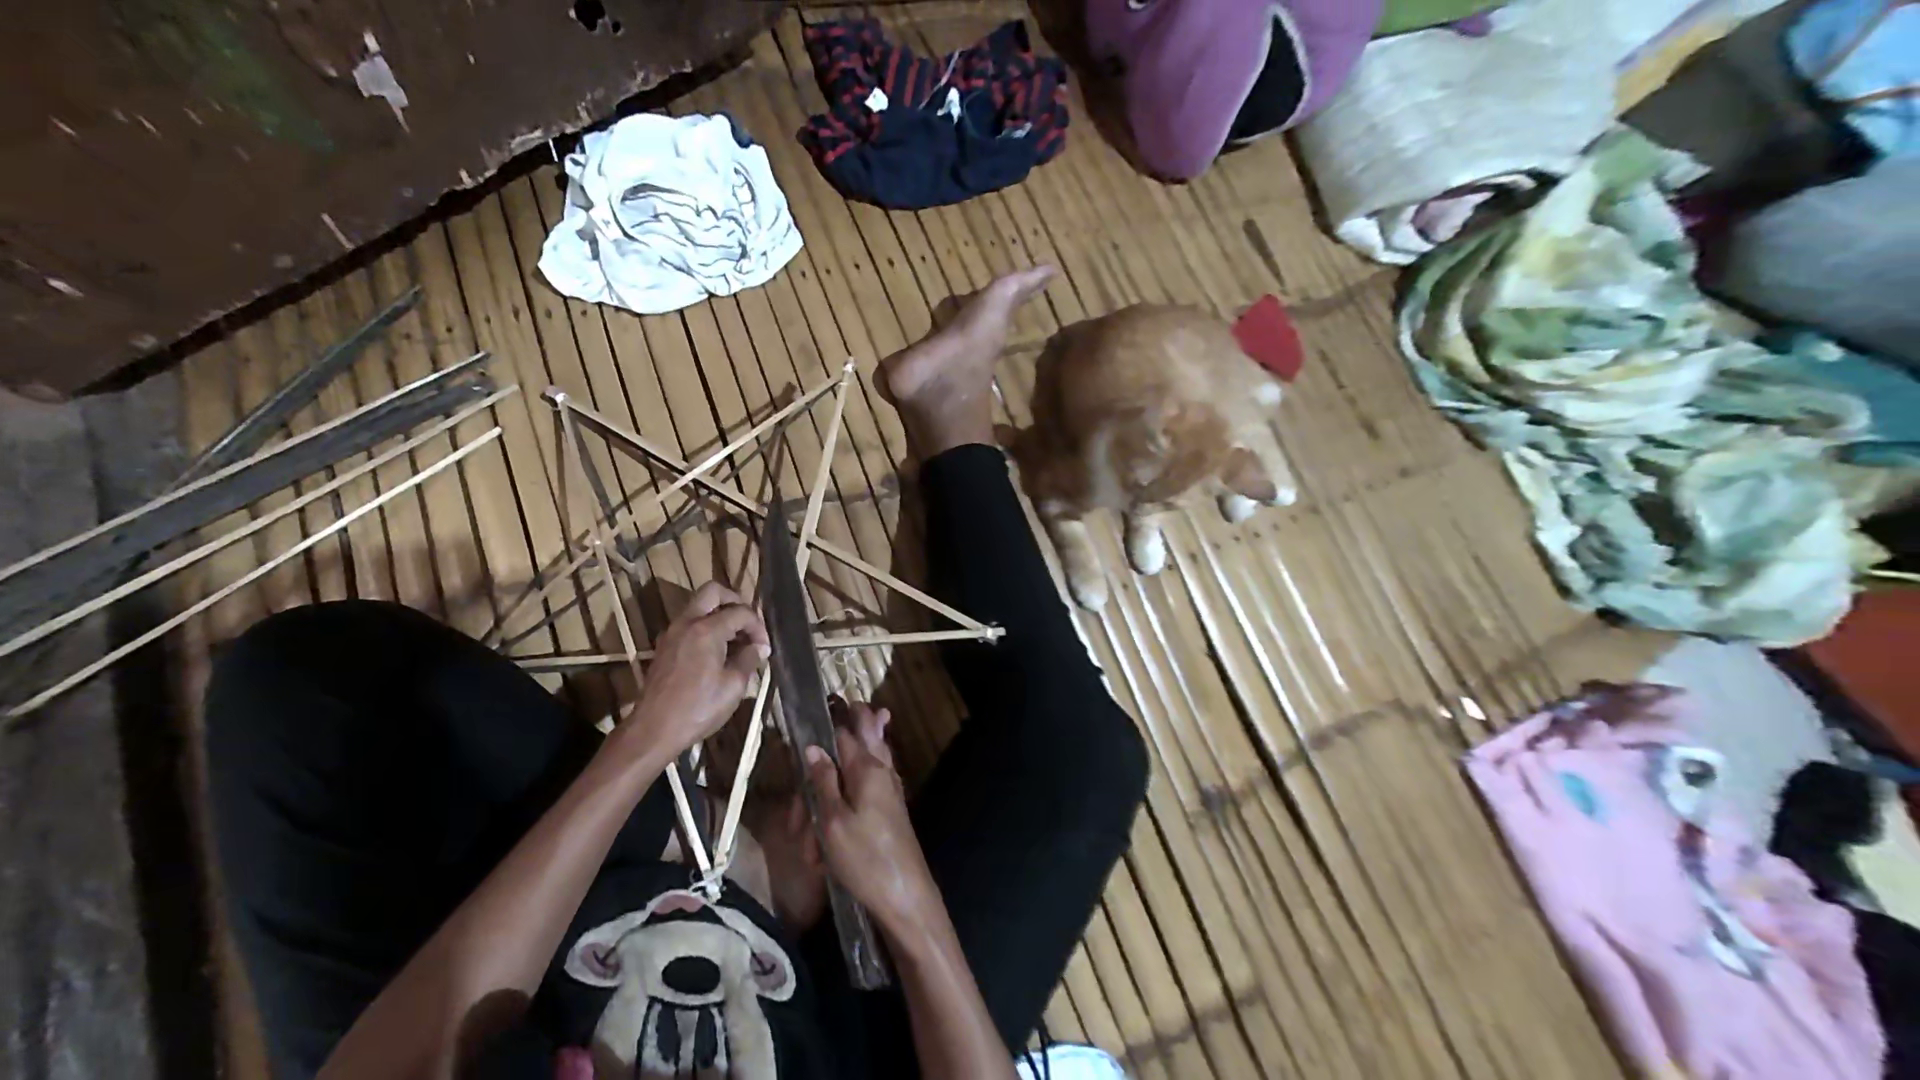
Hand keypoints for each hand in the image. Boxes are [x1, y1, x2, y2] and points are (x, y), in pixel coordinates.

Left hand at [626, 582, 767, 755]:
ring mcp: (672, 633)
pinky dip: (706, 626)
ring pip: (698, 605)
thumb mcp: (733, 686)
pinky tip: (717, 650)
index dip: (758, 627)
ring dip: (719, 613)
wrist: (654, 729)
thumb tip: (760, 647)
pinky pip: (689, 622)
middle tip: (748, 624)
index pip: (740, 612)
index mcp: (707, 630)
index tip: (764, 648)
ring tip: (736, 639)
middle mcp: (687, 623)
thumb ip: (748, 659)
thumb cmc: (698, 708)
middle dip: (735, 601)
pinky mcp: (665, 646)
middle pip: (713, 591)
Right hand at [804, 702, 941, 932]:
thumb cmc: (865, 858)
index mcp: (868, 767)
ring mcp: (886, 791)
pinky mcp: (886, 812)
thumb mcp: (833, 820)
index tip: (805, 723)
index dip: (822, 727)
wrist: (904, 896)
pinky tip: (821, 852)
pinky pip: (856, 802)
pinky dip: (836, 822)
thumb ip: (823, 780)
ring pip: (850, 780)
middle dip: (818, 779)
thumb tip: (812, 746)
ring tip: (809, 851)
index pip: (843, 732)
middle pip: (850, 749)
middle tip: (799, 821)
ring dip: (823, 809)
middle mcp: (881, 771)